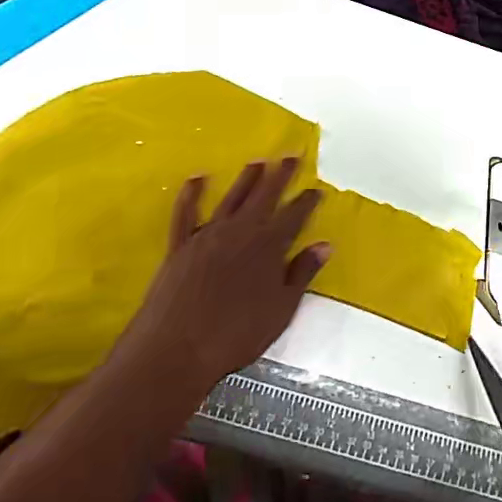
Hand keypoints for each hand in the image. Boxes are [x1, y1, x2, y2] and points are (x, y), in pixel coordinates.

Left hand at [122, 158, 329, 385]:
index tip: (315, 189)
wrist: (177, 348)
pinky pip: (186, 211)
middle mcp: (240, 232)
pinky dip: (192, 193)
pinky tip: (198, 178)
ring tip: (258, 161)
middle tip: (290, 153)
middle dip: (280, 174)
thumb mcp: (280, 310)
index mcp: (268, 247)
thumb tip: (324, 246)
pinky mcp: (181, 244)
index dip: (306, 201)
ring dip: (246, 178)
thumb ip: (301, 274)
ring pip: (232, 197)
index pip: (294, 216)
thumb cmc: (236, 336)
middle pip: (265, 195)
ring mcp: (208, 234)